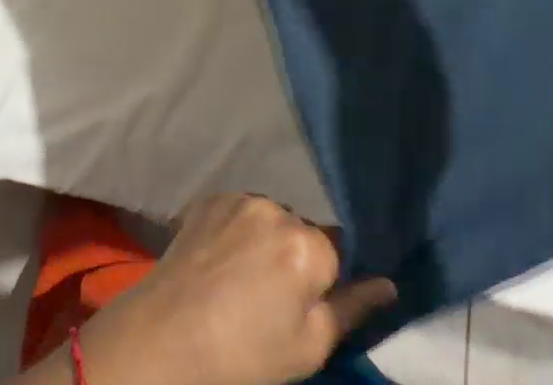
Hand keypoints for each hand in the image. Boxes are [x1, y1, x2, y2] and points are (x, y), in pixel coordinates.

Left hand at [69, 194, 396, 384]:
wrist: (165, 336)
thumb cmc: (244, 352)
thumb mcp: (309, 345)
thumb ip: (352, 308)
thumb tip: (387, 284)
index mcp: (308, 245)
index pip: (339, 250)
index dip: (325, 278)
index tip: (305, 300)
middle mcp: (275, 209)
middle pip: (302, 229)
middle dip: (296, 254)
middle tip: (270, 293)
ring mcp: (237, 199)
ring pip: (270, 217)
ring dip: (266, 238)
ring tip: (241, 276)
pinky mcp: (207, 199)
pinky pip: (239, 211)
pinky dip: (238, 229)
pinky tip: (221, 259)